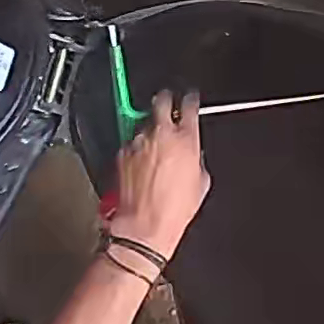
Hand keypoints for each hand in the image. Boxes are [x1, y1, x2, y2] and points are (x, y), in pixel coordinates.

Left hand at [107, 90, 210, 260]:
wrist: (144, 224)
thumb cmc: (173, 210)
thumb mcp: (201, 183)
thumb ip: (197, 160)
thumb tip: (193, 156)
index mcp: (186, 139)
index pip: (189, 105)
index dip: (190, 99)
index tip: (190, 98)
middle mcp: (161, 135)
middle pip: (161, 101)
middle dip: (166, 100)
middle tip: (167, 104)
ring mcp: (139, 141)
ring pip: (144, 123)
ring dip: (149, 130)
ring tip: (153, 147)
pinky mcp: (122, 152)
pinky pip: (131, 142)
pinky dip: (136, 148)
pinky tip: (141, 163)